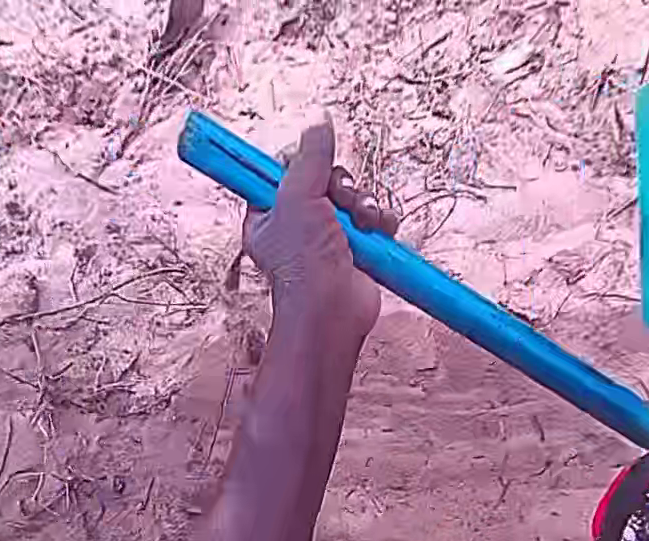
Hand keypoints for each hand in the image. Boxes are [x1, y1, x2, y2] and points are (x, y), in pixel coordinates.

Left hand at [243, 118, 395, 339]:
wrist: (332, 310)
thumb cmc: (303, 265)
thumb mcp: (297, 197)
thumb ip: (308, 157)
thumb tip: (318, 122)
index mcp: (269, 217)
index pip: (282, 173)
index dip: (299, 164)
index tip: (309, 164)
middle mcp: (297, 227)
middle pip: (324, 180)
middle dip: (339, 186)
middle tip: (338, 200)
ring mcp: (328, 240)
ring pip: (352, 198)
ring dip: (362, 204)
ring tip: (361, 222)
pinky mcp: (357, 252)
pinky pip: (373, 221)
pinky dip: (379, 223)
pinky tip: (377, 231)